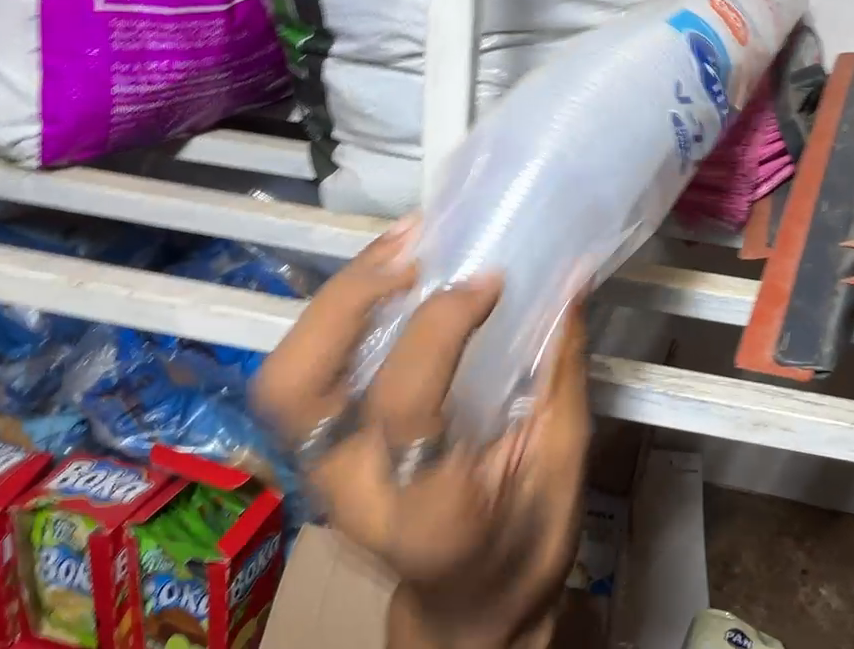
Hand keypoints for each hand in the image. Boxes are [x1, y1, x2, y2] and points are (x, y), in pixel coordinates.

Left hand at [249, 217, 590, 648]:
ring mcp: (323, 473)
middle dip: (348, 299)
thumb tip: (569, 279)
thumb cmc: (524, 545)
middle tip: (414, 249)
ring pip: (284, 378)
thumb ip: (560, 371)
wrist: (467, 605)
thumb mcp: (562, 465)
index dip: (442, 327)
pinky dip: (338, 314)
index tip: (490, 280)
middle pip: (299, 388)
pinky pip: (304, 374)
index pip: (405, 404)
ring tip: (399, 247)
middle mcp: (351, 493)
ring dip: (334, 298)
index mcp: (425, 512)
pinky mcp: (320, 450)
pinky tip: (388, 276)